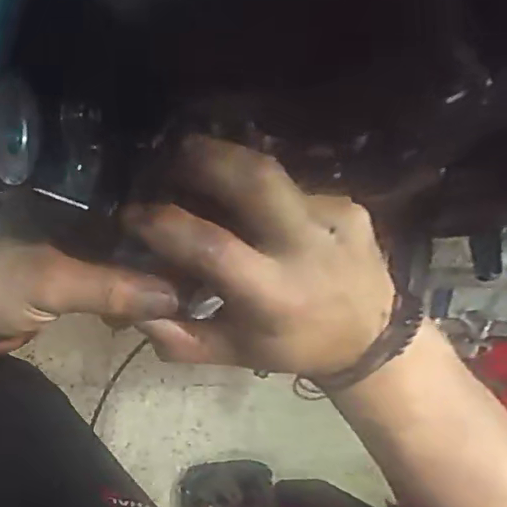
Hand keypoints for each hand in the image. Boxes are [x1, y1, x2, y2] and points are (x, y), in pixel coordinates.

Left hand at [0, 198, 180, 353]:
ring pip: (122, 247)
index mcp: (58, 190)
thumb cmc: (0, 291)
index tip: (194, 218)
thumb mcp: (55, 285)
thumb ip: (112, 288)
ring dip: (145, 266)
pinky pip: (113, 271)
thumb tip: (176, 296)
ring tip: (184, 277)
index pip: (118, 186)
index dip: (155, 202)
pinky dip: (130, 284)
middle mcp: (68, 206)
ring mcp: (72, 238)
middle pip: (126, 218)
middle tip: (196, 254)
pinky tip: (155, 294)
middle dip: (155, 240)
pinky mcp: (74, 268)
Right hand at [125, 135, 395, 374]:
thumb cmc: (292, 346)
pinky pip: (291, 184)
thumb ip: (179, 338)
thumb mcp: (233, 353)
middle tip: (170, 153)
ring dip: (229, 159)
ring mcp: (334, 218)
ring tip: (197, 157)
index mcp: (272, 294)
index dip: (166, 225)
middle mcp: (305, 248)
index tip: (133, 214)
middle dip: (206, 157)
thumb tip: (132, 309)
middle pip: (256, 181)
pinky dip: (259, 185)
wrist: (374, 337)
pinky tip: (244, 194)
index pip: (213, 248)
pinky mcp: (349, 204)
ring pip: (272, 173)